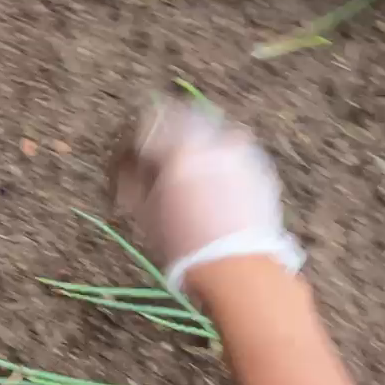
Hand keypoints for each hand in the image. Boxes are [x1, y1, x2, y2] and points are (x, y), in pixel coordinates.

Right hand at [113, 99, 302, 298]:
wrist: (235, 265)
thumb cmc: (182, 244)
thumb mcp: (145, 214)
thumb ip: (133, 180)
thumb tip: (126, 167)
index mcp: (180, 149)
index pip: (148, 123)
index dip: (131, 141)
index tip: (126, 159)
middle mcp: (214, 139)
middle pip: (181, 119)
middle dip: (163, 138)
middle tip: (151, 164)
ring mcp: (241, 150)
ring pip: (208, 134)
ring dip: (191, 148)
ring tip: (181, 181)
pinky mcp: (259, 166)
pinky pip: (229, 153)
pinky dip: (214, 163)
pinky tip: (206, 191)